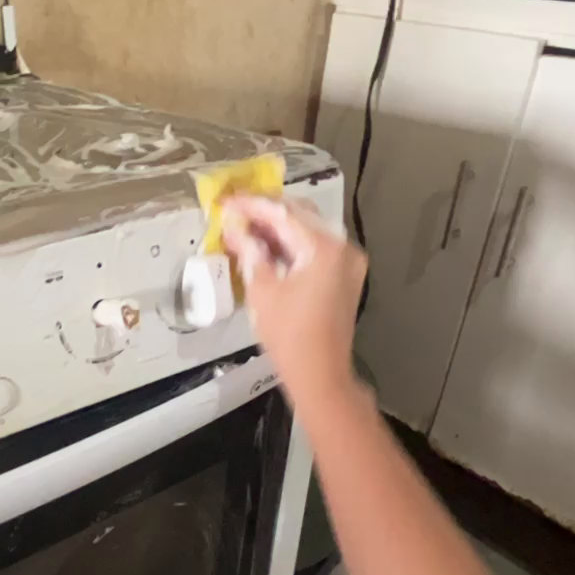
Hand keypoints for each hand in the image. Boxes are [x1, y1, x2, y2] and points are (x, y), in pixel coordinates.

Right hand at [220, 195, 366, 400]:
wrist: (319, 373)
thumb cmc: (288, 334)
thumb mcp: (262, 289)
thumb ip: (249, 250)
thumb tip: (234, 226)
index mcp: (324, 247)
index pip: (283, 213)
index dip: (251, 204)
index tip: (225, 200)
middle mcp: (343, 246)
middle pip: (300, 216)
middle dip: (265, 212)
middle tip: (233, 212)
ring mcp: (348, 262)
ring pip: (308, 231)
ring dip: (277, 228)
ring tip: (244, 228)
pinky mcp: (344, 276)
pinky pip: (315, 248)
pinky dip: (290, 245)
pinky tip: (265, 247)